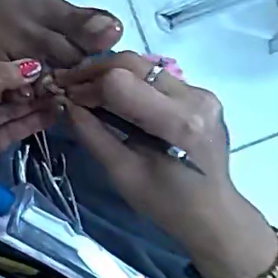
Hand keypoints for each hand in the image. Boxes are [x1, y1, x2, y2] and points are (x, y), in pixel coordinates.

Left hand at [0, 59, 59, 206]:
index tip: (45, 64)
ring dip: (36, 102)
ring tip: (62, 95)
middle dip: (30, 86)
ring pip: (14, 108)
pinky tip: (54, 113)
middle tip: (58, 82)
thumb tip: (31, 65)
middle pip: (6, 90)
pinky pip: (17, 127)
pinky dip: (34, 121)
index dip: (17, 69)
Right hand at [55, 53, 277, 277]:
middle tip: (69, 85)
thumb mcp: (120, 171)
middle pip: (132, 64)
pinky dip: (129, 81)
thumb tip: (64, 103)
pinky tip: (113, 97)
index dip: (86, 86)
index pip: (120, 82)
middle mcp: (194, 98)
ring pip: (144, 65)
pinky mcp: (201, 95)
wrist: (213, 214)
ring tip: (87, 89)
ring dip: (110, 73)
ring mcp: (201, 93)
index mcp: (177, 122)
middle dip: (94, 71)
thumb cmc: (165, 202)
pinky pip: (156, 77)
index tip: (65, 96)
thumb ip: (91, 133)